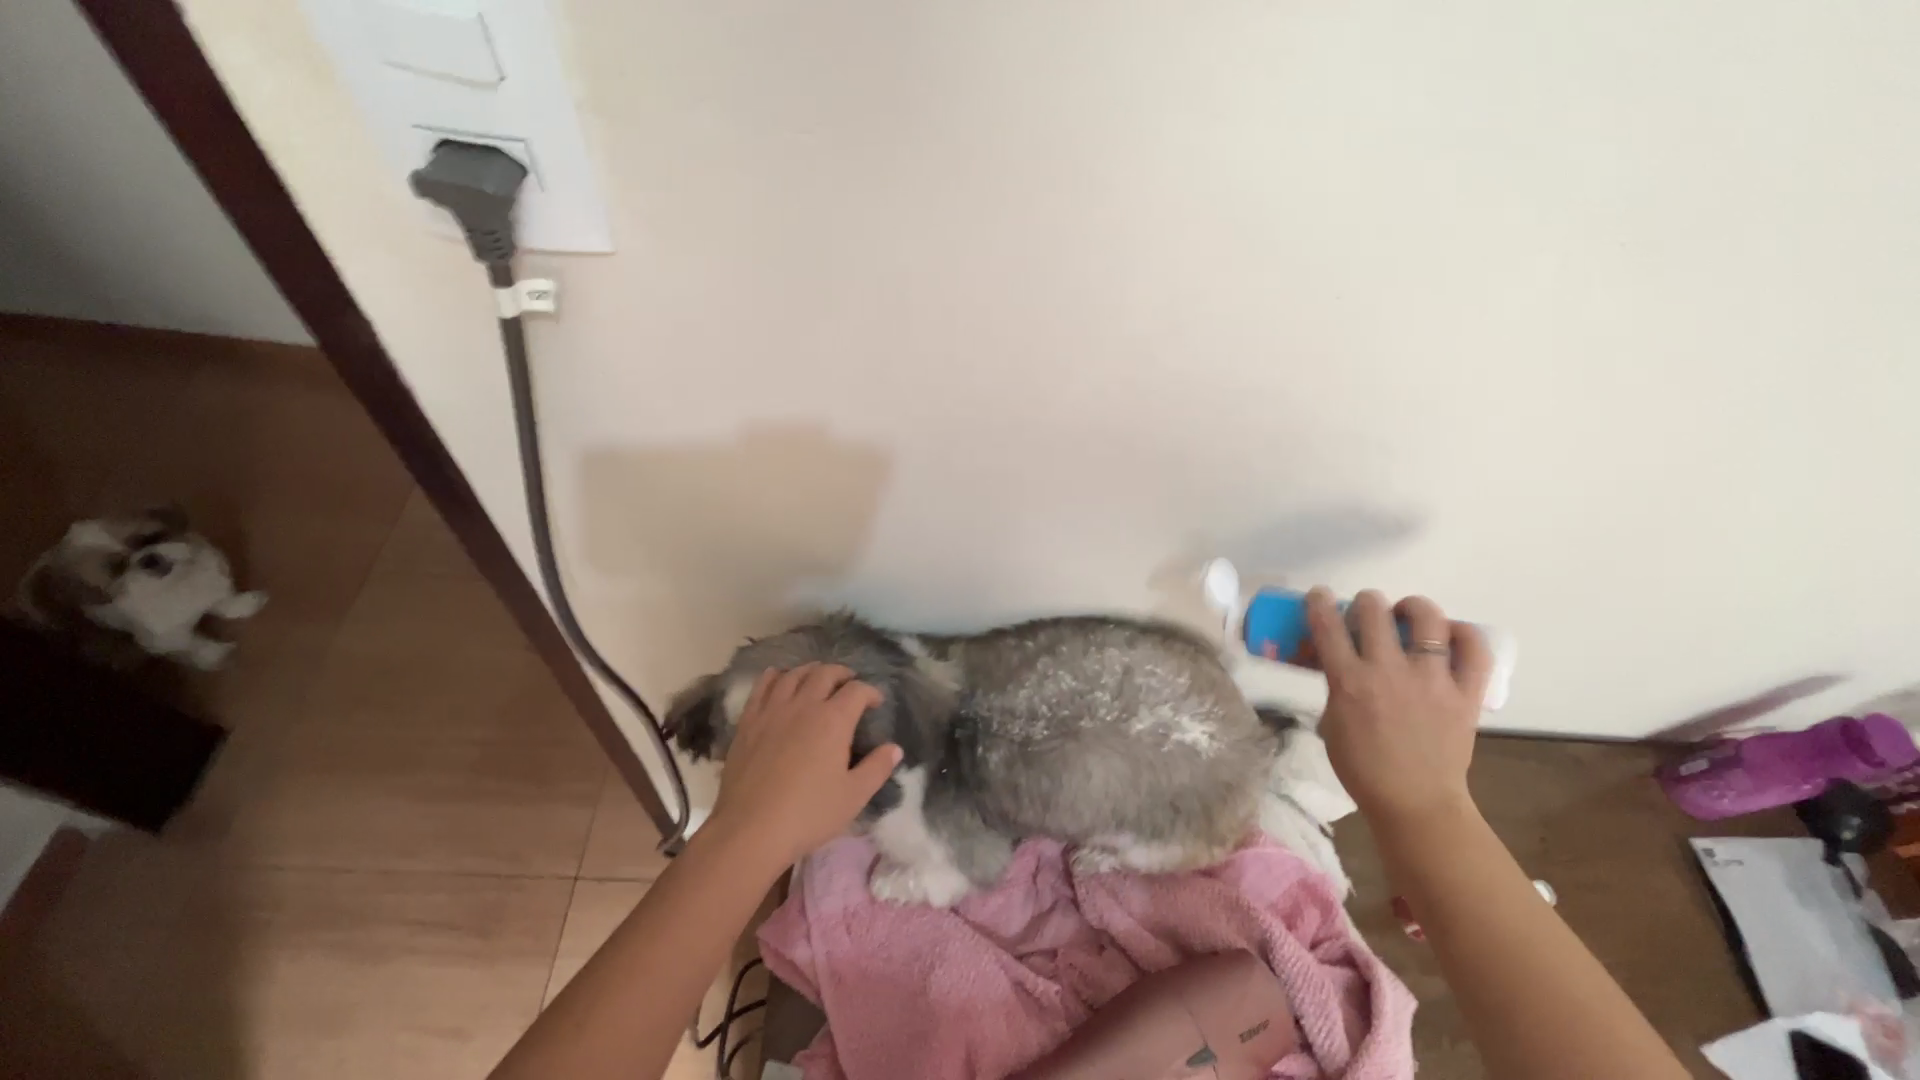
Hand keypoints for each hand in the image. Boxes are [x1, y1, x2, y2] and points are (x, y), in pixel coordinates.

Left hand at [704, 663, 901, 866]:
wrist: (750, 830)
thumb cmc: (809, 814)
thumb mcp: (854, 796)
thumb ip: (877, 768)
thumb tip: (894, 748)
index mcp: (833, 720)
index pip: (857, 690)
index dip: (871, 692)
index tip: (876, 703)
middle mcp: (803, 705)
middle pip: (825, 674)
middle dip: (842, 674)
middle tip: (849, 685)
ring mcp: (772, 711)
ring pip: (793, 674)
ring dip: (810, 671)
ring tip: (817, 678)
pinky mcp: (748, 721)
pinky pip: (762, 686)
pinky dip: (775, 676)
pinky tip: (779, 679)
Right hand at [1305, 587, 1492, 828]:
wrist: (1415, 802)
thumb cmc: (1363, 768)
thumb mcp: (1332, 723)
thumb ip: (1338, 687)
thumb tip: (1341, 663)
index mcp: (1349, 682)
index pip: (1327, 625)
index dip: (1319, 602)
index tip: (1320, 597)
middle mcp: (1389, 672)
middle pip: (1374, 609)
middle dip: (1365, 603)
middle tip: (1367, 614)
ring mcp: (1431, 680)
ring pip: (1426, 618)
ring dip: (1412, 608)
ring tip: (1408, 615)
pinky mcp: (1465, 693)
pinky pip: (1473, 648)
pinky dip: (1462, 633)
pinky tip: (1450, 635)